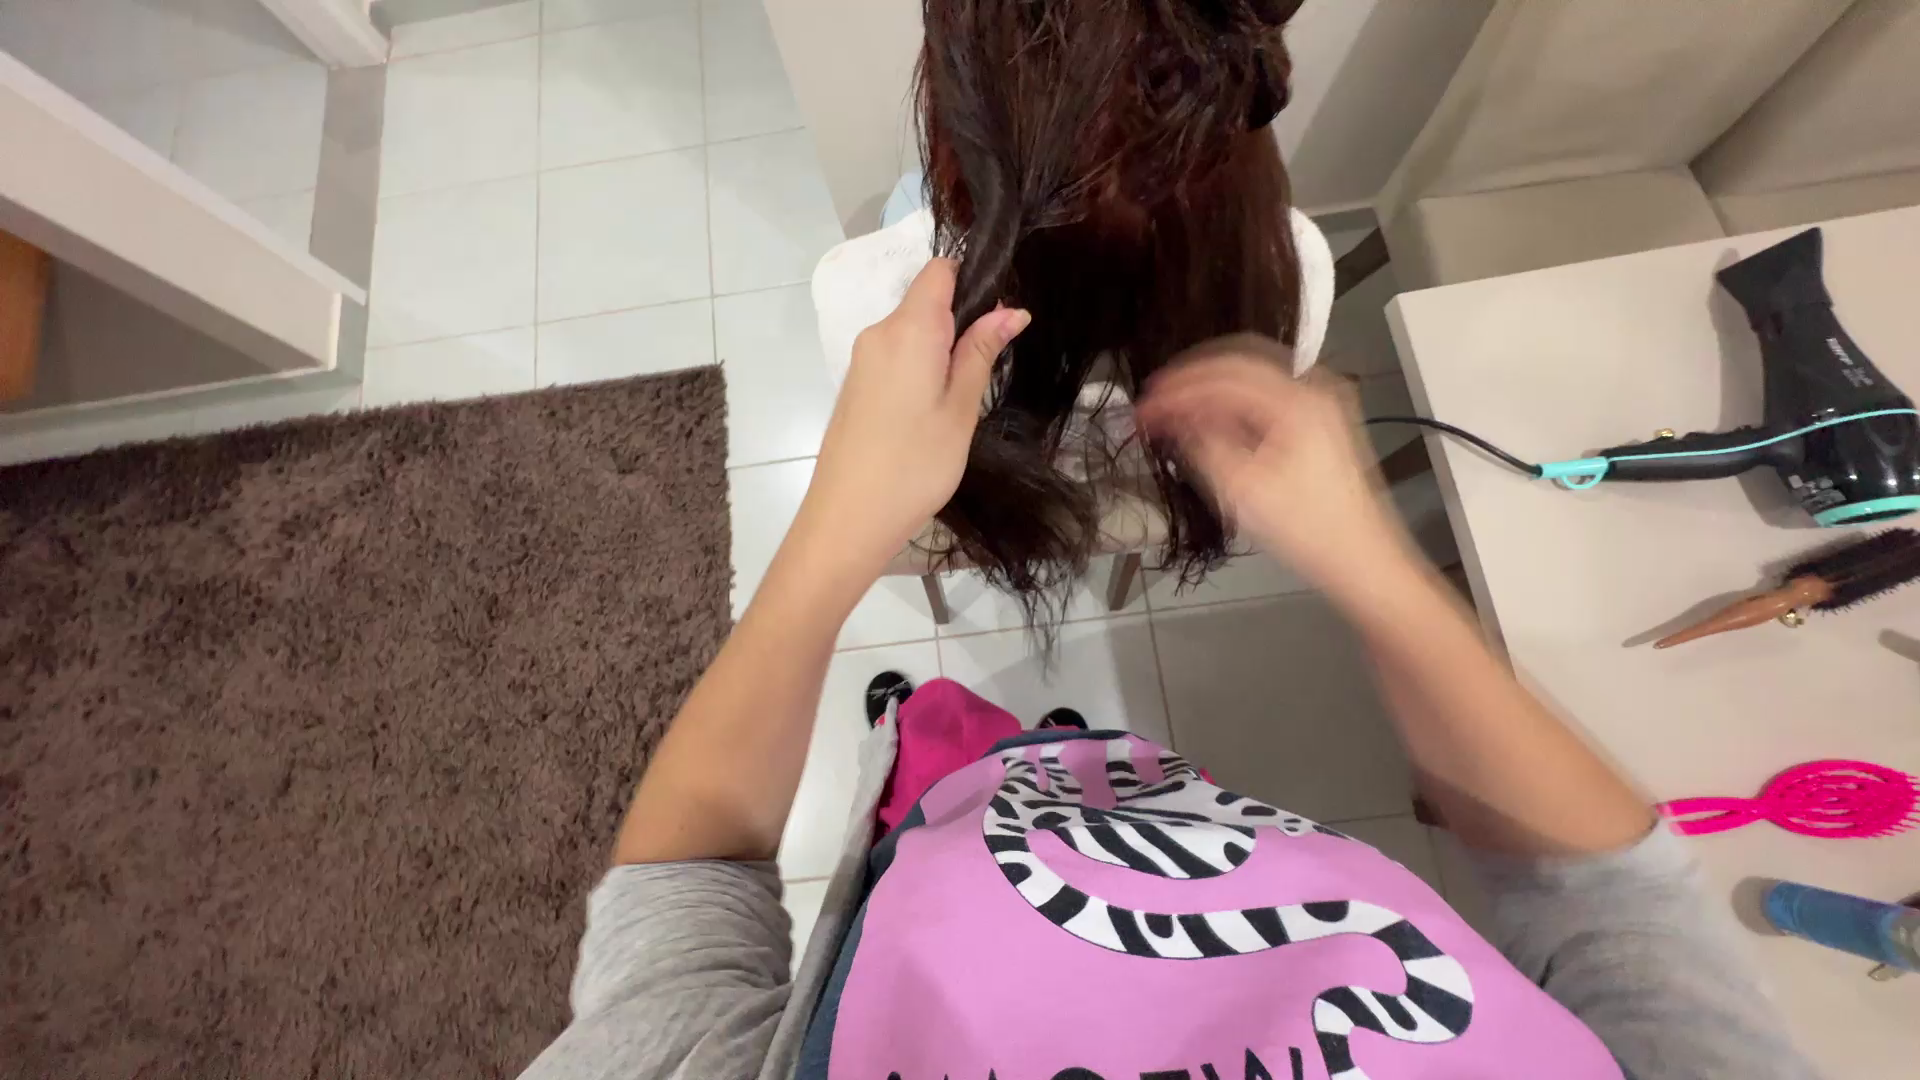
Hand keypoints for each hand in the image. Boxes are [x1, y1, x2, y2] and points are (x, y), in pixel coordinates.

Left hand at [794, 257, 1029, 580]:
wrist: (848, 518)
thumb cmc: (915, 466)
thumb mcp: (960, 410)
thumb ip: (981, 353)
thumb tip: (1011, 310)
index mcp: (907, 330)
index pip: (939, 271)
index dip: (973, 282)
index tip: (998, 319)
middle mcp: (877, 334)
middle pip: (925, 303)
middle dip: (960, 324)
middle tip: (987, 371)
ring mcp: (861, 361)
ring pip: (910, 334)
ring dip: (940, 352)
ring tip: (959, 401)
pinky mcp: (855, 387)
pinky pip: (894, 359)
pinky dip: (918, 370)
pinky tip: (929, 414)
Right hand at [1137, 336, 1415, 598]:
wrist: (1364, 561)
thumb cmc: (1305, 530)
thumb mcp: (1242, 489)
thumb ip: (1202, 443)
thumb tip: (1173, 417)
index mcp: (1297, 400)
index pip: (1224, 375)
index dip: (1177, 388)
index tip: (1143, 408)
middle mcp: (1314, 387)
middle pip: (1240, 361)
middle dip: (1191, 378)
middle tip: (1154, 401)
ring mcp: (1320, 403)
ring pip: (1252, 376)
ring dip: (1209, 389)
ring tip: (1174, 411)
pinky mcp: (1319, 421)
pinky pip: (1266, 396)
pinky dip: (1232, 403)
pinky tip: (1209, 423)